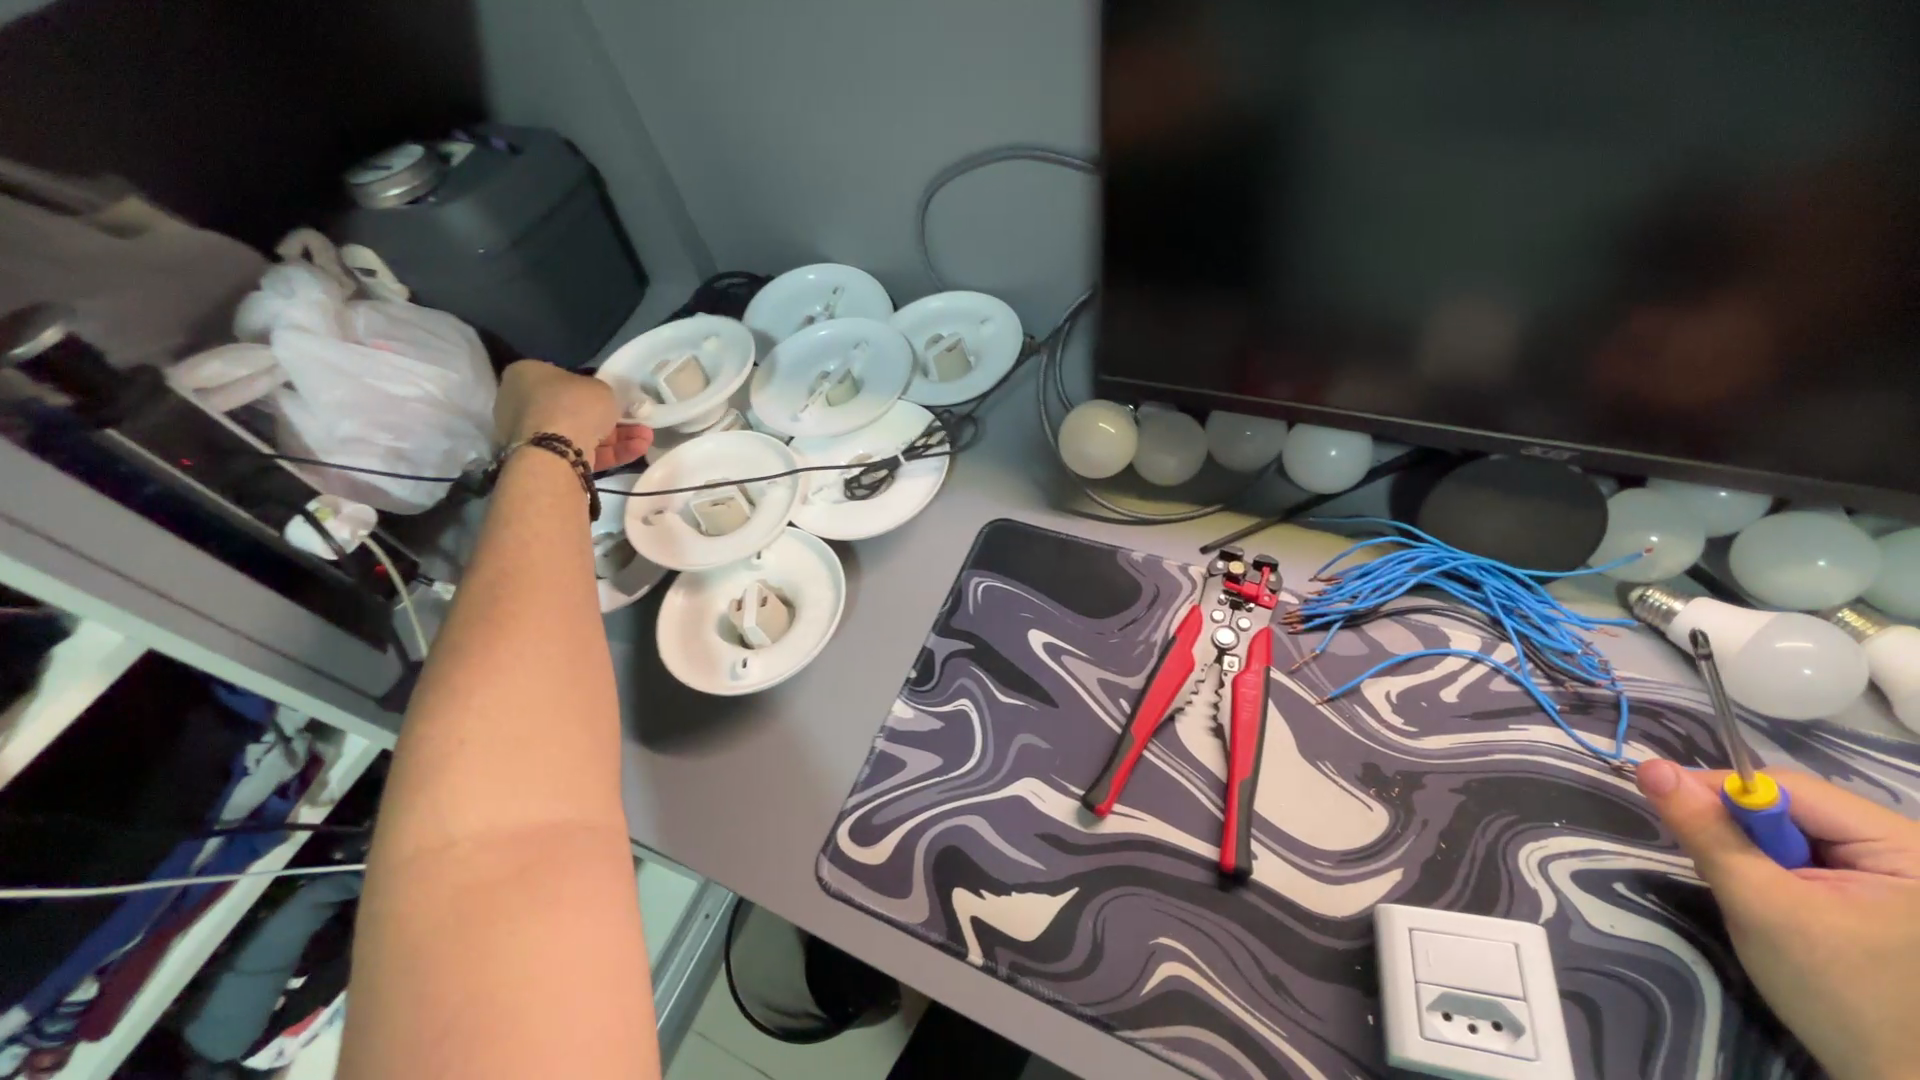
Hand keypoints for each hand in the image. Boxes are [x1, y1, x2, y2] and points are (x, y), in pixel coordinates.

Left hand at [494, 359, 651, 470]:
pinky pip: (579, 454)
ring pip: (579, 435)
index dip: (590, 388)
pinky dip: (608, 453)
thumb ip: (599, 393)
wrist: (554, 450)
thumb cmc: (573, 404)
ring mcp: (529, 435)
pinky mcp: (543, 462)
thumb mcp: (599, 387)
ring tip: (646, 439)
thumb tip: (597, 402)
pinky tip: (637, 451)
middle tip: (637, 422)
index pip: (560, 378)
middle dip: (609, 419)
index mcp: (525, 374)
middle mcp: (521, 404)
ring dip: (617, 438)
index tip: (613, 397)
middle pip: (572, 410)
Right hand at [1637, 760, 1919, 1079]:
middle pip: (1797, 808)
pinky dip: (1776, 868)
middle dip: (1739, 828)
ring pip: (1800, 831)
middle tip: (1703, 859)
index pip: (1790, 788)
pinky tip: (1769, 898)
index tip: (1664, 803)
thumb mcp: (1757, 904)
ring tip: (1740, 886)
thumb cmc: (1833, 991)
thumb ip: (1705, 832)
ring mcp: (1904, 873)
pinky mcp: (1889, 893)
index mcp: (1906, 846)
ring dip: (1754, 849)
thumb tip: (1649, 767)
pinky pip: (1816, 855)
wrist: (1891, 1076)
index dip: (1720, 789)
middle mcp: (1911, 849)